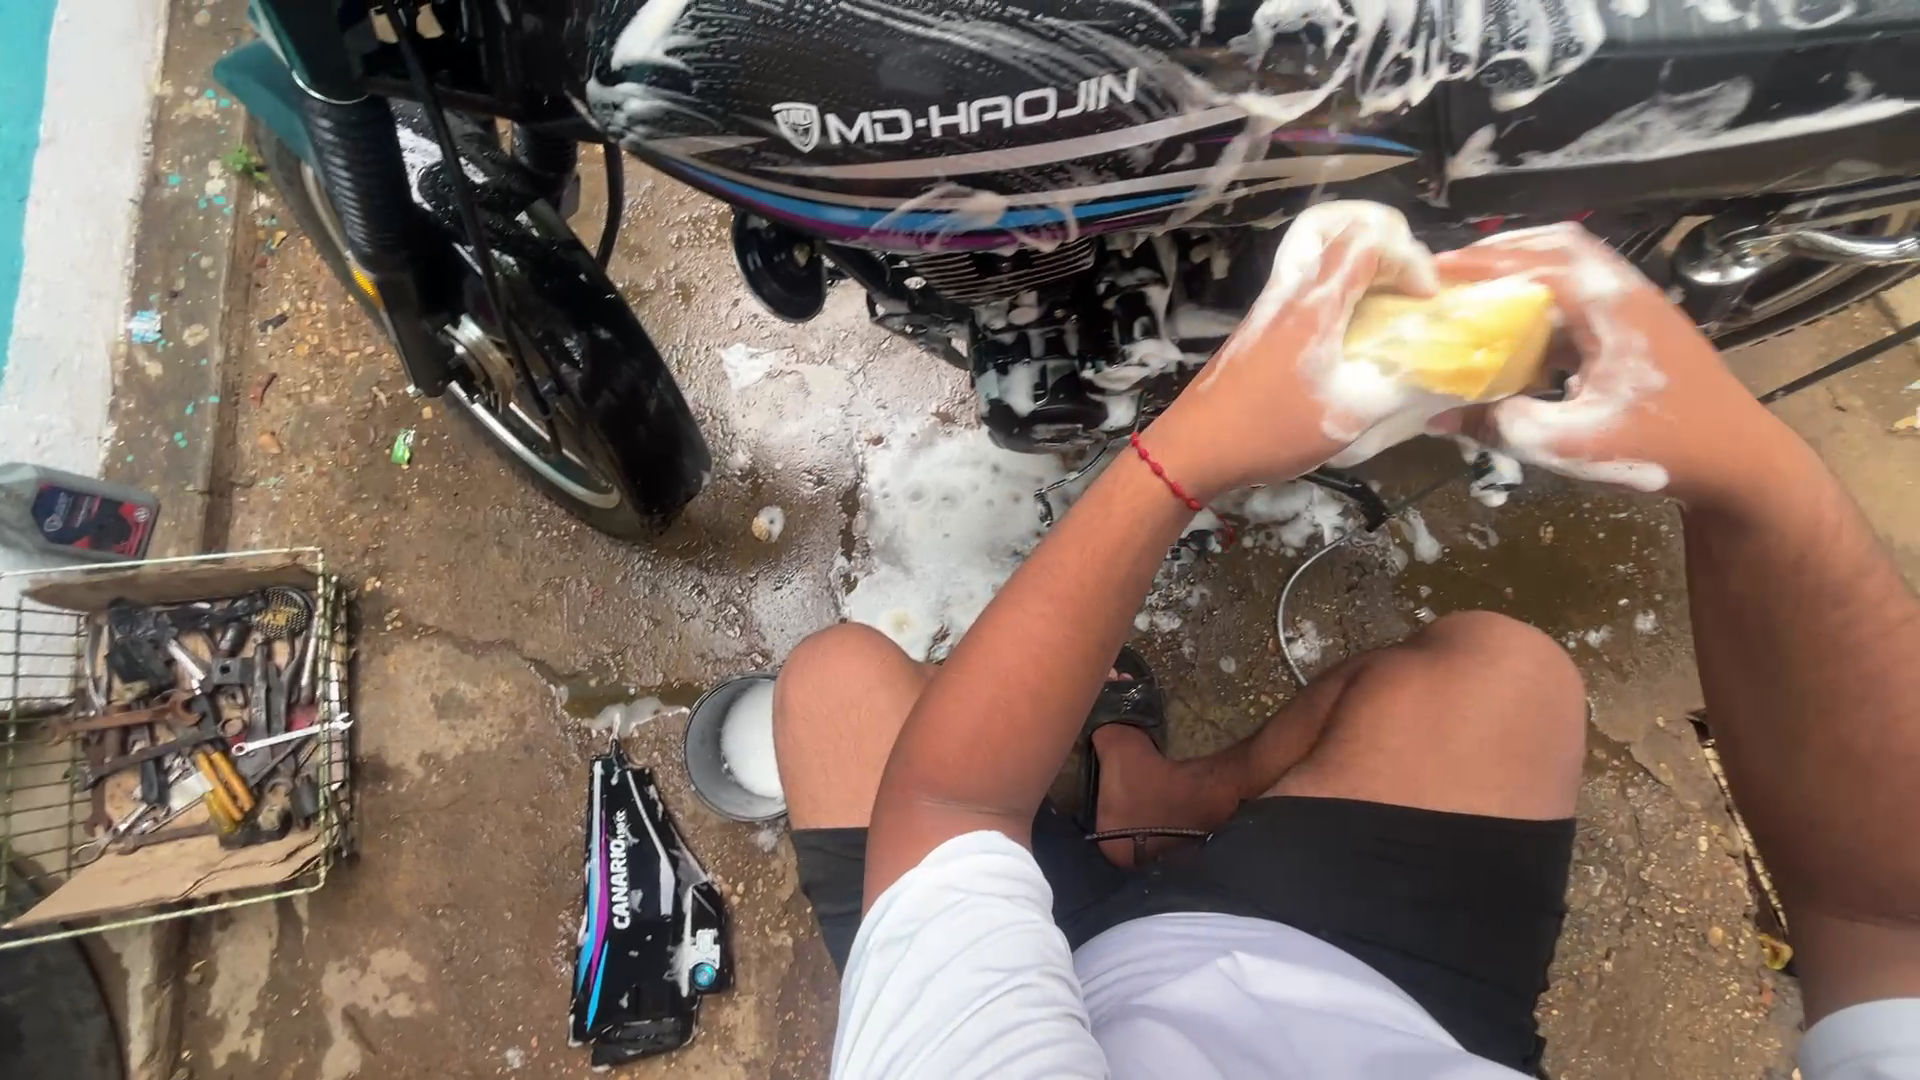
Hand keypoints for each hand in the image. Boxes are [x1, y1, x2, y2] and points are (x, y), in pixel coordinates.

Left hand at [1144, 201, 1441, 498]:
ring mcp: (1266, 310)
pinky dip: (1329, 289)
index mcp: (1313, 303)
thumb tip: (1448, 370)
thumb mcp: (1348, 415)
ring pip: (1308, 253)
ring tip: (1378, 299)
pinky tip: (1345, 333)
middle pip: (1326, 223)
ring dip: (1350, 261)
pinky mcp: (1256, 331)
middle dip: (1375, 232)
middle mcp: (1286, 293)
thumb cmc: (1267, 430)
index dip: (1409, 256)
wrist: (1191, 450)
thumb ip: (1405, 386)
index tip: (1422, 299)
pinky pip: (1298, 286)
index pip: (1368, 237)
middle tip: (1397, 273)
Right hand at [1434, 223, 1776, 502]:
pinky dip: (1533, 299)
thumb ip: (1499, 427)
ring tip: (1468, 290)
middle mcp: (1626, 297)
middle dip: (1500, 251)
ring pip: (1570, 267)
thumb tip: (1436, 419)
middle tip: (1447, 270)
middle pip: (1561, 246)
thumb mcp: (1567, 443)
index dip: (1485, 262)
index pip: (1544, 263)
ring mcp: (1632, 311)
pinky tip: (1504, 326)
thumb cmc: (1658, 449)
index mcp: (1614, 311)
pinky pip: (1574, 298)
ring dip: (1518, 271)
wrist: (1736, 462)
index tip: (1433, 271)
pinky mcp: (1629, 331)